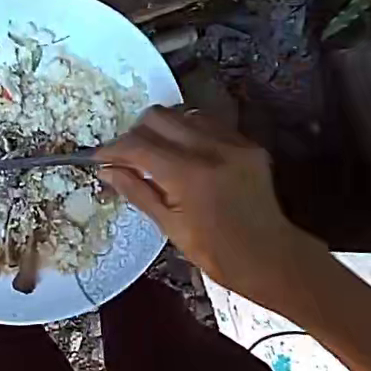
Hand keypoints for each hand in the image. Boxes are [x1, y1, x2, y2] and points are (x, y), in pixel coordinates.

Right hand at [96, 107, 328, 306]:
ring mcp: (233, 143)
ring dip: (162, 129)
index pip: (138, 145)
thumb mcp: (170, 226)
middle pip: (158, 117)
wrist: (270, 256)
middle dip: (135, 133)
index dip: (113, 149)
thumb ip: (138, 191)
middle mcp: (211, 149)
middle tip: (128, 157)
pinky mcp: (247, 144)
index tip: (100, 158)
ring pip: (182, 114)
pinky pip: (208, 124)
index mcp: (188, 175)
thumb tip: (107, 170)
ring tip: (156, 154)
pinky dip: (189, 132)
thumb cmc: (216, 252)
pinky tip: (185, 154)